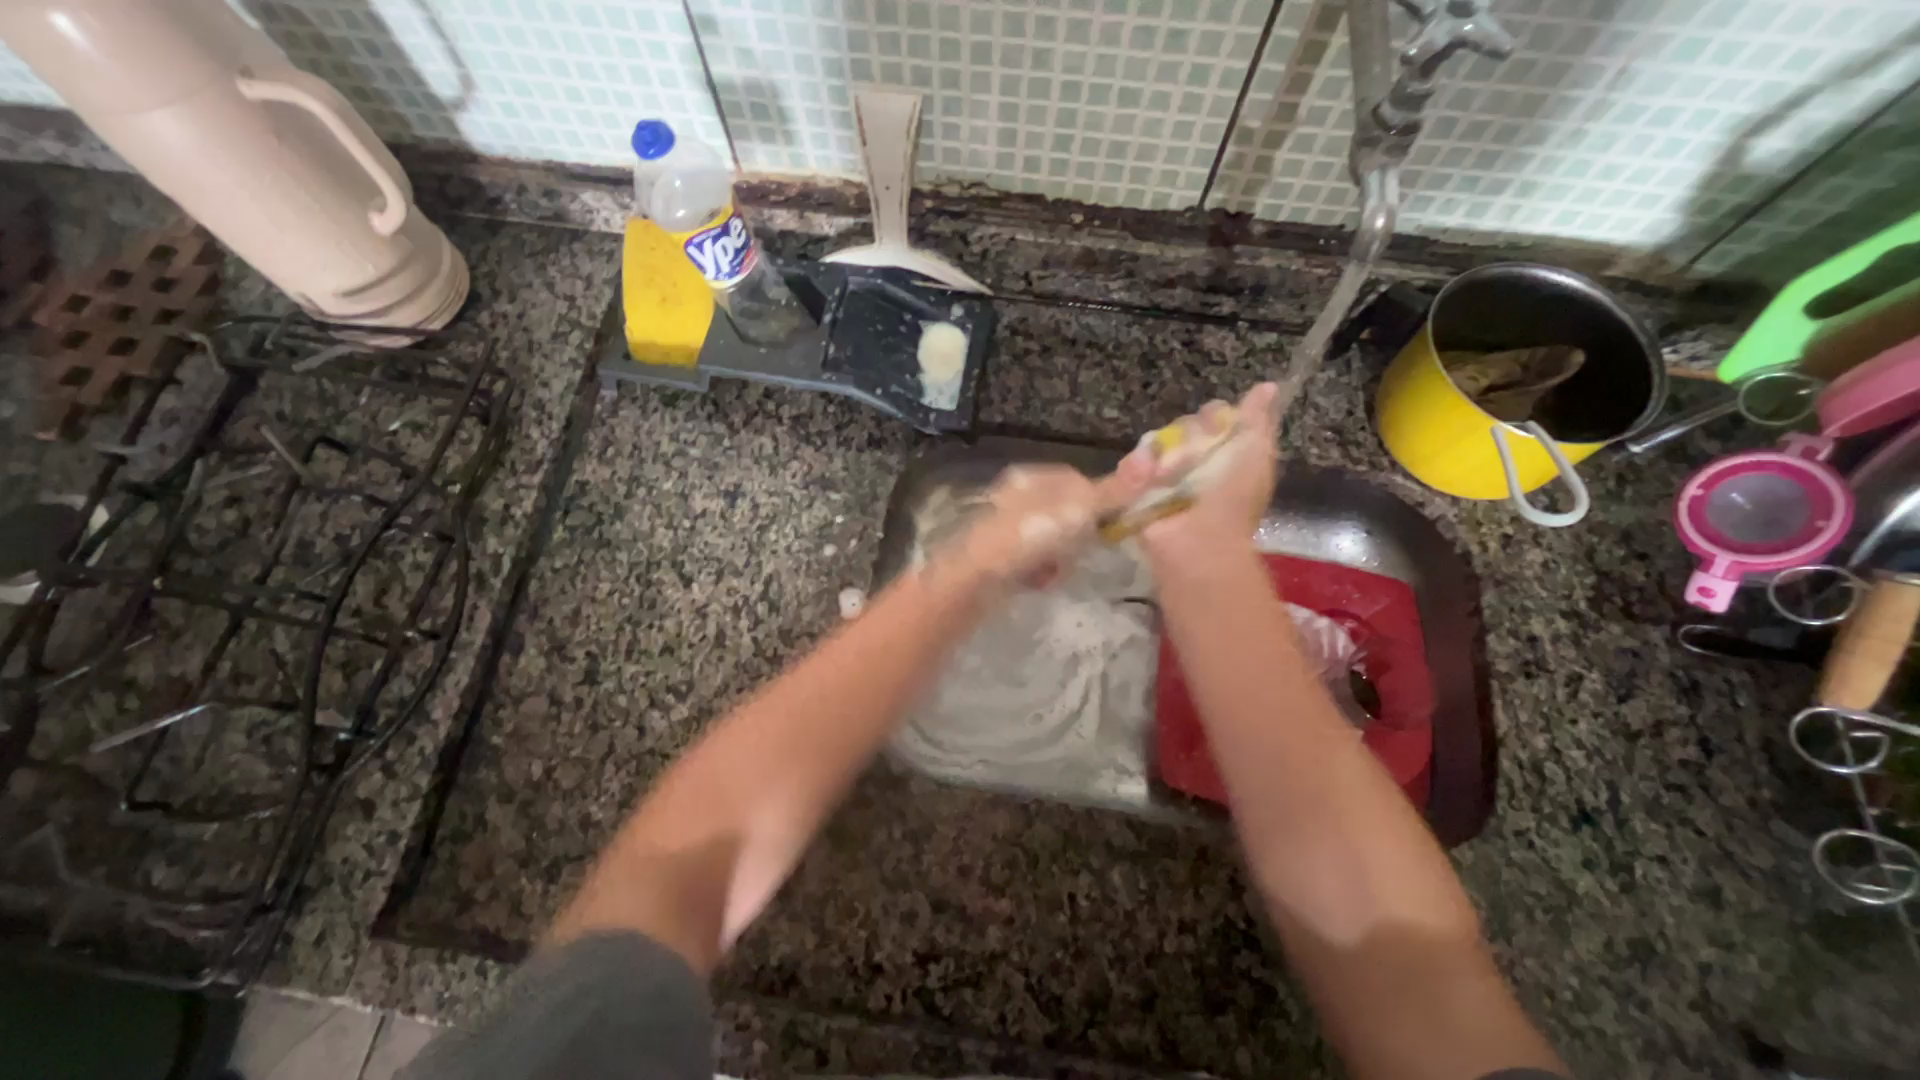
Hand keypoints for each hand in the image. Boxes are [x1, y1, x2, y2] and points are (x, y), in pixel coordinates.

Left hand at [947, 463, 1148, 587]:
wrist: (977, 576)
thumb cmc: (1031, 534)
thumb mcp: (1081, 508)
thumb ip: (1117, 488)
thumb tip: (1157, 454)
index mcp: (1035, 475)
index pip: (1080, 482)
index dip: (1099, 504)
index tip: (1110, 524)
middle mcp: (1017, 496)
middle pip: (1067, 516)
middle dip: (1078, 538)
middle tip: (1079, 551)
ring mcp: (1005, 528)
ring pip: (1053, 543)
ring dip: (1060, 560)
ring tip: (1053, 571)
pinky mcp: (998, 558)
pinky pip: (1033, 564)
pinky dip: (1040, 574)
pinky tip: (1036, 582)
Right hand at [1123, 382, 1281, 565]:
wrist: (1200, 541)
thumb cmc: (1233, 498)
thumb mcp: (1256, 453)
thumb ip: (1258, 420)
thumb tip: (1268, 386)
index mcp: (1229, 454)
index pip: (1214, 416)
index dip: (1214, 416)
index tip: (1215, 424)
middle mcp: (1199, 462)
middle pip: (1184, 427)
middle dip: (1187, 436)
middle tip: (1192, 457)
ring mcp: (1169, 477)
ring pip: (1158, 442)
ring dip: (1165, 453)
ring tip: (1168, 473)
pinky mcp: (1140, 490)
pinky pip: (1134, 463)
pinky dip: (1140, 467)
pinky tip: (1149, 476)